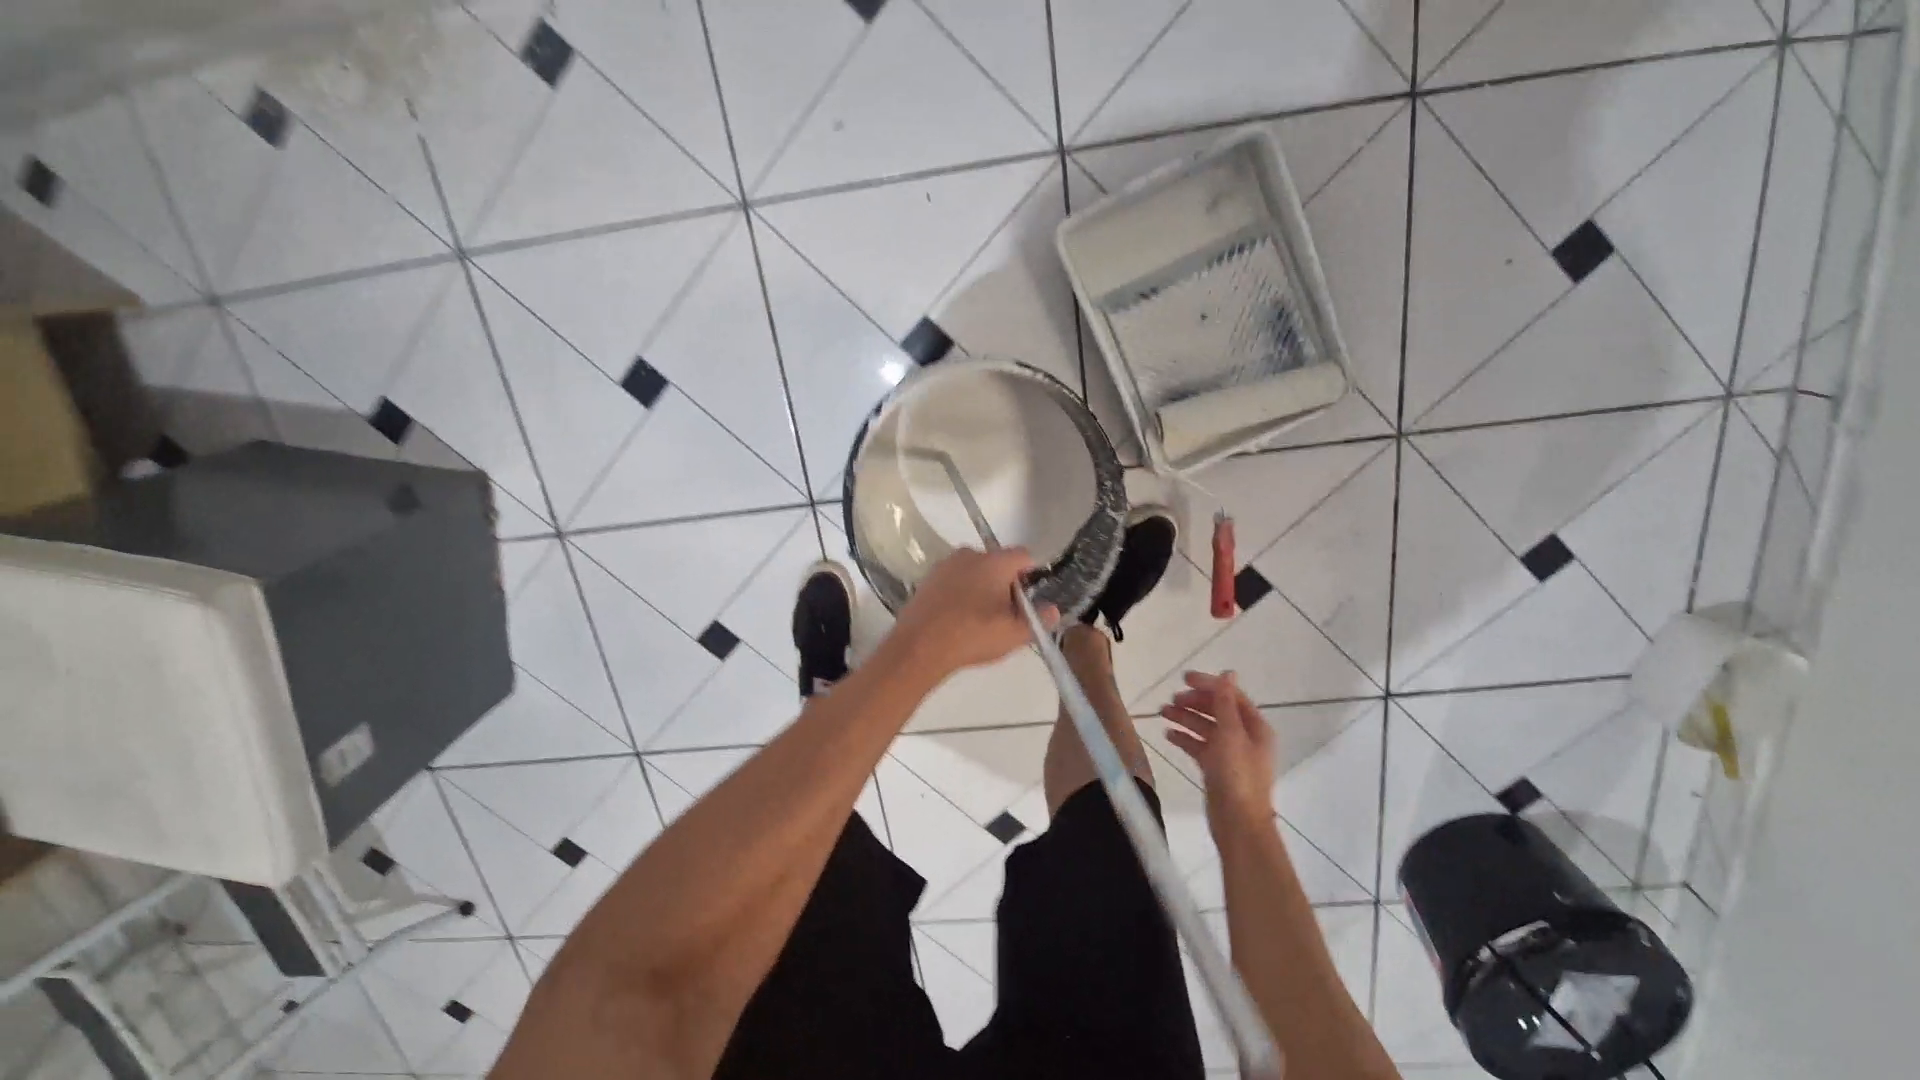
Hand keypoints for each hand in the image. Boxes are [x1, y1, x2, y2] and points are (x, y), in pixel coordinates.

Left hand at [889, 548, 1057, 675]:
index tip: (1029, 600)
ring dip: (981, 588)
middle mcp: (969, 554)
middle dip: (1005, 583)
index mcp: (995, 561)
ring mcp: (944, 565)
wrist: (918, 647)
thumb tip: (1053, 610)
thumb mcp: (1014, 634)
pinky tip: (957, 618)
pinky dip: (960, 594)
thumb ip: (1038, 620)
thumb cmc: (972, 635)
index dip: (1031, 575)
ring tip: (980, 619)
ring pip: (974, 572)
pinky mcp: (927, 579)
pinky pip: (953, 581)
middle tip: (1005, 613)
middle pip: (997, 563)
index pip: (1024, 555)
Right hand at [1161, 671, 1275, 823]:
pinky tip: (1168, 735)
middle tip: (1171, 700)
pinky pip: (1199, 747)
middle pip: (1217, 711)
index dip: (1209, 685)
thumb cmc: (1238, 776)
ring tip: (1163, 713)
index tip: (1183, 679)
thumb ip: (1226, 703)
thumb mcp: (1231, 734)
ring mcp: (1230, 754)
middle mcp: (1244, 737)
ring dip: (1186, 718)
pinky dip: (1185, 739)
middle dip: (1194, 702)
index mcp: (1255, 727)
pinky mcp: (1216, 769)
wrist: (1238, 822)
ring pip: (1206, 728)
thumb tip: (1228, 674)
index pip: (1231, 696)